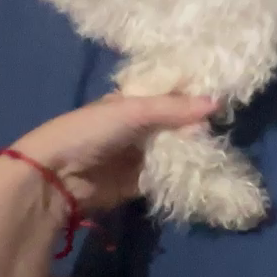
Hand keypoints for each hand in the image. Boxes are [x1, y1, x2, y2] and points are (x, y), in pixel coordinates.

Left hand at [9, 94, 215, 210]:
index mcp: (131, 101)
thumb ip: (175, 108)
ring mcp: (137, 155)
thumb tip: (218, 102)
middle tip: (223, 127)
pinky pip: (166, 175)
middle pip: (175, 123)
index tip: (223, 97)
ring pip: (173, 149)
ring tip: (217, 149)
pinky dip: (181, 173)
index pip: (169, 94)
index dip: (192, 95)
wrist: (53, 178)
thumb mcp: (133, 111)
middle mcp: (136, 126)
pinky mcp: (137, 182)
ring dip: (191, 150)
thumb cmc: (90, 131)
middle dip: (195, 125)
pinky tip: (202, 170)